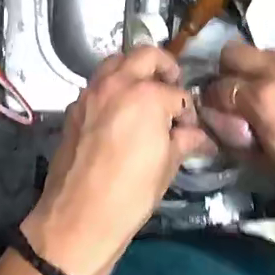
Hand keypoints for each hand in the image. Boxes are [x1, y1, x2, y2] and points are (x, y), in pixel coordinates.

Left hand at [20, 47, 208, 274]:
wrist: (77, 218)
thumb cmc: (130, 194)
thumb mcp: (167, 167)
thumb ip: (184, 140)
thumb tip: (200, 135)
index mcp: (146, 95)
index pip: (177, 92)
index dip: (188, 110)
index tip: (191, 128)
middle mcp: (117, 83)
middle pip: (146, 55)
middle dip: (164, 67)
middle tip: (172, 88)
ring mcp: (91, 92)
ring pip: (116, 61)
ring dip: (134, 70)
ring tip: (146, 96)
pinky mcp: (74, 107)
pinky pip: (97, 84)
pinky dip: (112, 88)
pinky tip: (120, 114)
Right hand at [201, 42, 274, 233]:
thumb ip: (243, 143)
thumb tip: (224, 128)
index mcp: (264, 99)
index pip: (217, 88)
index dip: (209, 104)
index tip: (214, 118)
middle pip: (233, 53)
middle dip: (226, 75)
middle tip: (235, 102)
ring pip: (261, 53)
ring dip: (253, 71)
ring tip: (265, 101)